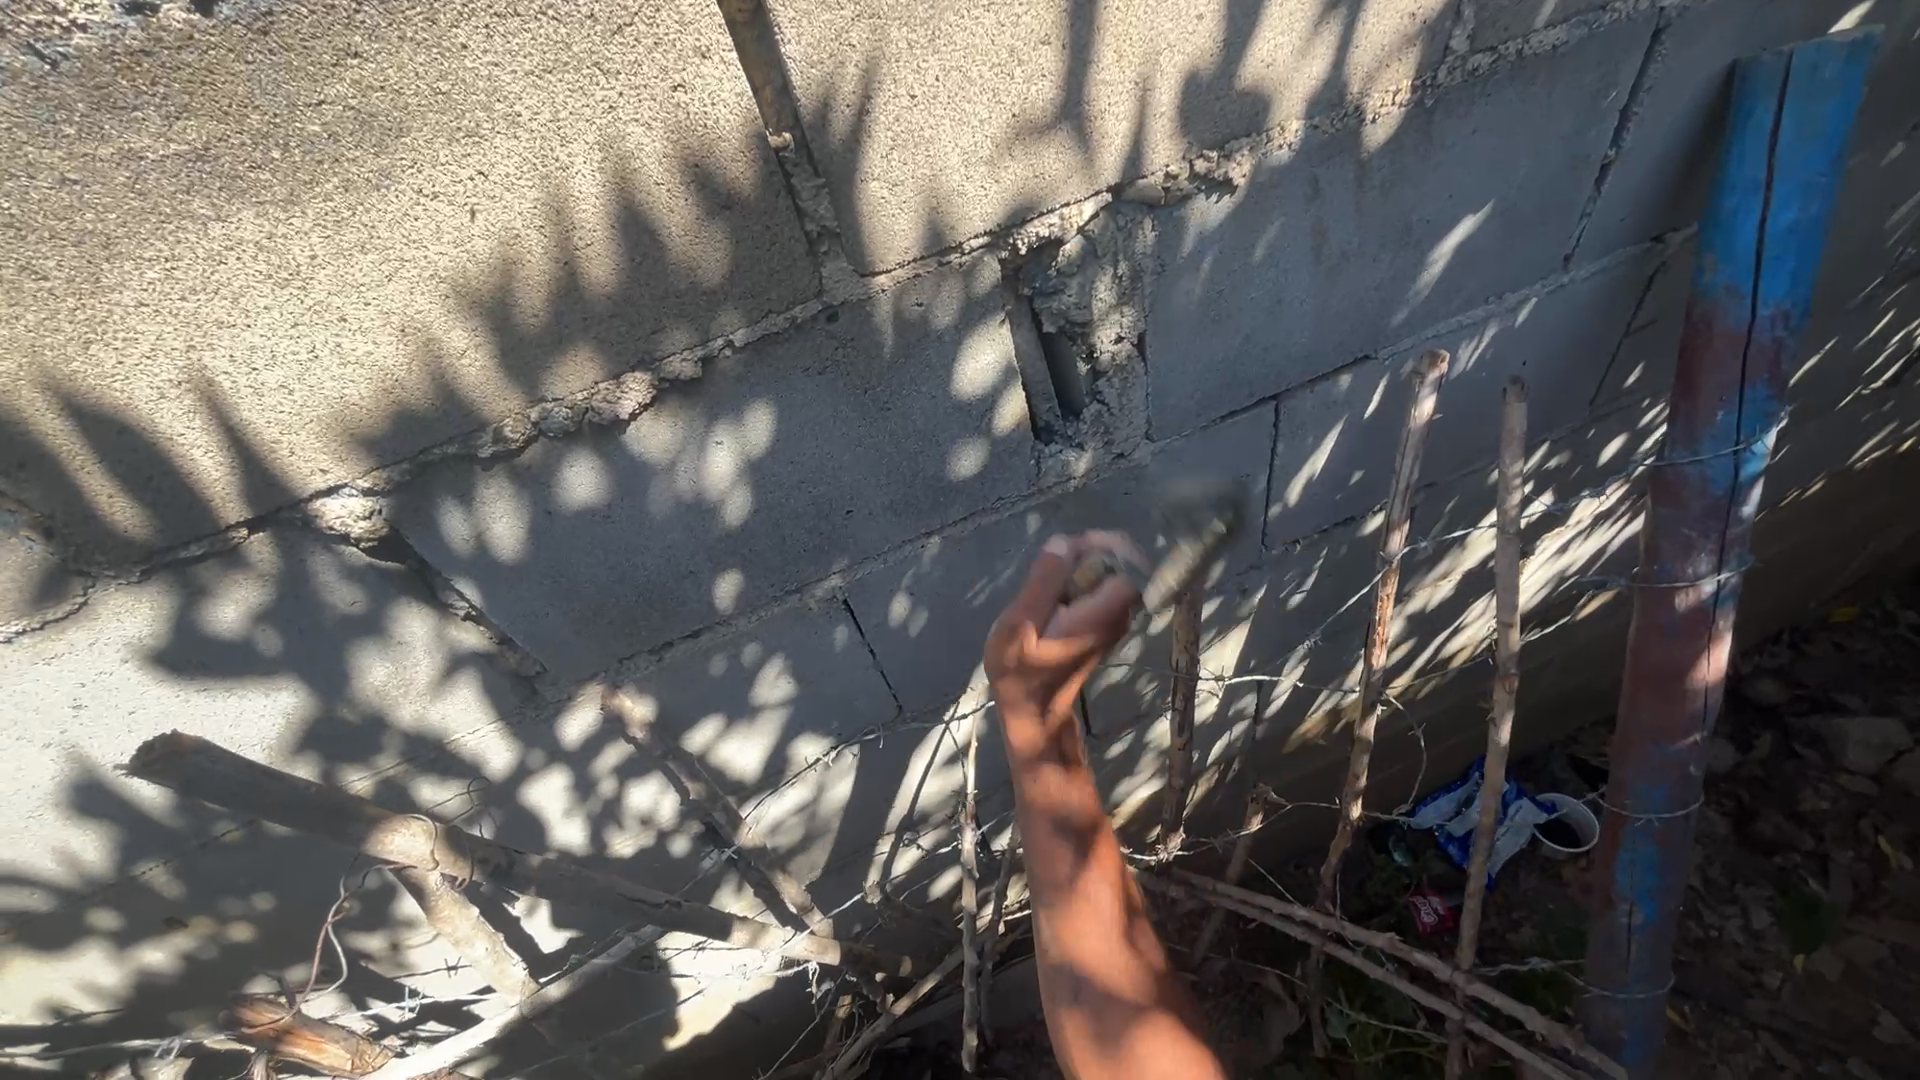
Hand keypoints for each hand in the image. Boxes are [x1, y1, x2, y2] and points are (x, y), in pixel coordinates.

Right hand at [984, 532, 1144, 765]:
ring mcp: (1114, 622)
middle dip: (1092, 550)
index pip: (1131, 566)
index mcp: (1100, 615)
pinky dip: (1083, 580)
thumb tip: (1064, 541)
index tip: (1072, 546)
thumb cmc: (1021, 672)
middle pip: (1125, 564)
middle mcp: (1117, 617)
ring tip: (1052, 573)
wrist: (1033, 711)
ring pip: (1114, 574)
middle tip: (1055, 558)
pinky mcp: (1104, 625)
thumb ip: (1043, 583)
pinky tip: (1057, 591)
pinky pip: (1104, 588)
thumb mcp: (1019, 626)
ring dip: (1085, 564)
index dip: (1106, 545)